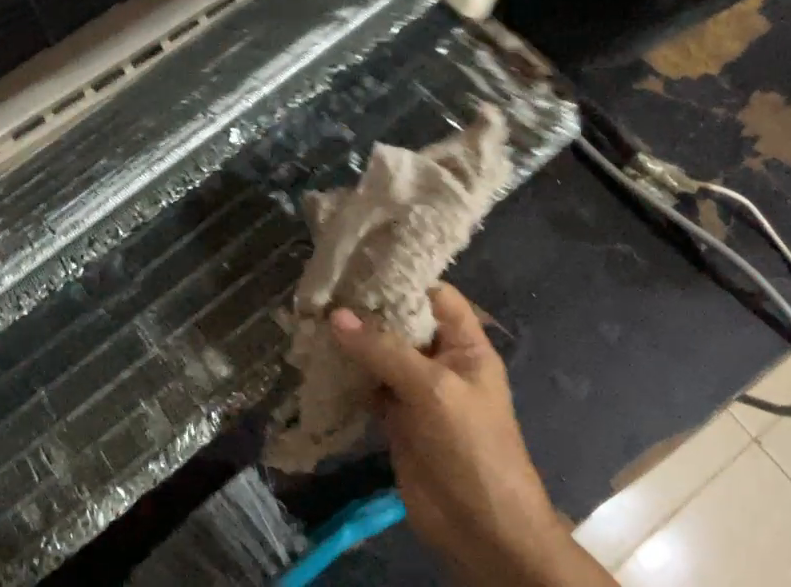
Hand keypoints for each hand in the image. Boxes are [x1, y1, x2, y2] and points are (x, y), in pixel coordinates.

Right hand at [330, 283, 613, 586]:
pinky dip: (343, 373)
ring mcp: (416, 391)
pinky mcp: (394, 419)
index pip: (435, 295)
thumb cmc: (472, 448)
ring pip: (378, 353)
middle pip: (400, 322)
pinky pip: (366, 385)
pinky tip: (314, 357)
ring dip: (348, 340)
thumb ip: (384, 349)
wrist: (483, 530)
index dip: (402, 277)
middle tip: (320, 286)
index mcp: (465, 346)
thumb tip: (334, 315)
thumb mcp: (433, 390)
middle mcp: (440, 361)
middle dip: (364, 308)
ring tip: (307, 315)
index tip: (358, 260)